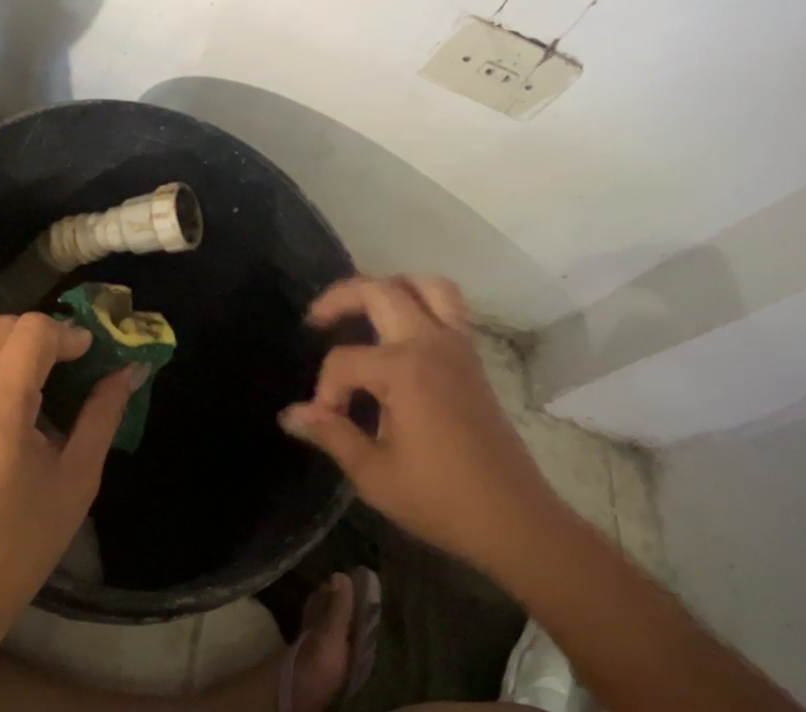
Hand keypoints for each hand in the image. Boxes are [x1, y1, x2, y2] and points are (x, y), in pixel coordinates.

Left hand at [0, 313, 141, 663]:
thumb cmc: (19, 549)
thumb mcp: (76, 481)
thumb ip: (103, 415)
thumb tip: (129, 370)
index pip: (30, 333)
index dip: (68, 334)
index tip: (92, 355)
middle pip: (1, 329)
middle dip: (43, 337)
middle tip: (75, 365)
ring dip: (10, 348)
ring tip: (39, 383)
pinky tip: (3, 398)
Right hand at [279, 276, 558, 566]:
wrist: (514, 519)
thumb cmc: (440, 499)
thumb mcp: (374, 474)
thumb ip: (331, 434)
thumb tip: (291, 414)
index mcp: (404, 370)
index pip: (344, 360)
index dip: (325, 391)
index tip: (325, 423)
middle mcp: (432, 344)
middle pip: (381, 291)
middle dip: (341, 299)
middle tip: (316, 321)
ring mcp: (458, 347)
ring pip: (427, 286)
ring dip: (391, 286)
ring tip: (365, 309)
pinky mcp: (473, 359)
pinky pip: (449, 307)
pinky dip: (421, 302)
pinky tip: (399, 333)